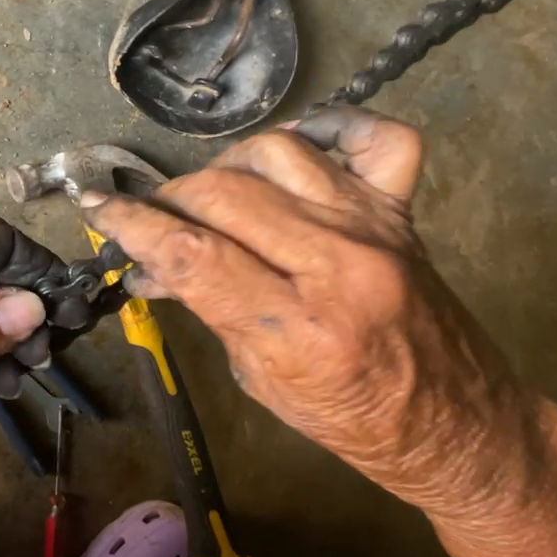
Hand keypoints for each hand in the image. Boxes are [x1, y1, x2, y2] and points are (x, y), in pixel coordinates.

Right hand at [79, 107, 545, 518]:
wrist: (460, 429)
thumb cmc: (348, 415)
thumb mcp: (256, 374)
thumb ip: (202, 303)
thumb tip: (144, 260)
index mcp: (299, 327)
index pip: (189, 251)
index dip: (130, 223)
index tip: (96, 209)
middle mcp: (339, 265)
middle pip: (221, 193)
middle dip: (169, 200)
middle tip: (155, 219)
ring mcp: (375, 229)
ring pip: (277, 152)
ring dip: (227, 167)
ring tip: (217, 195)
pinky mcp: (402, 211)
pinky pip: (377, 137)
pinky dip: (335, 127)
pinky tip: (299, 146)